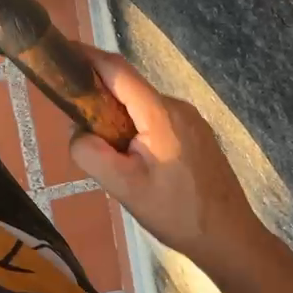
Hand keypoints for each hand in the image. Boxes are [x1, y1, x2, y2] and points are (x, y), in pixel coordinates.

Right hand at [69, 47, 269, 273]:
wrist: (233, 241)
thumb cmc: (177, 214)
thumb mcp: (124, 189)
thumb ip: (90, 153)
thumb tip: (76, 131)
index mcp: (160, 114)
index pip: (117, 70)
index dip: (87, 55)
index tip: (60, 51)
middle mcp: (176, 106)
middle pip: (127, 85)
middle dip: (97, 92)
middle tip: (74, 116)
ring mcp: (190, 118)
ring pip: (140, 102)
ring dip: (116, 113)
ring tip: (104, 146)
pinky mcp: (195, 132)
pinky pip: (154, 116)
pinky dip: (134, 124)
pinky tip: (131, 156)